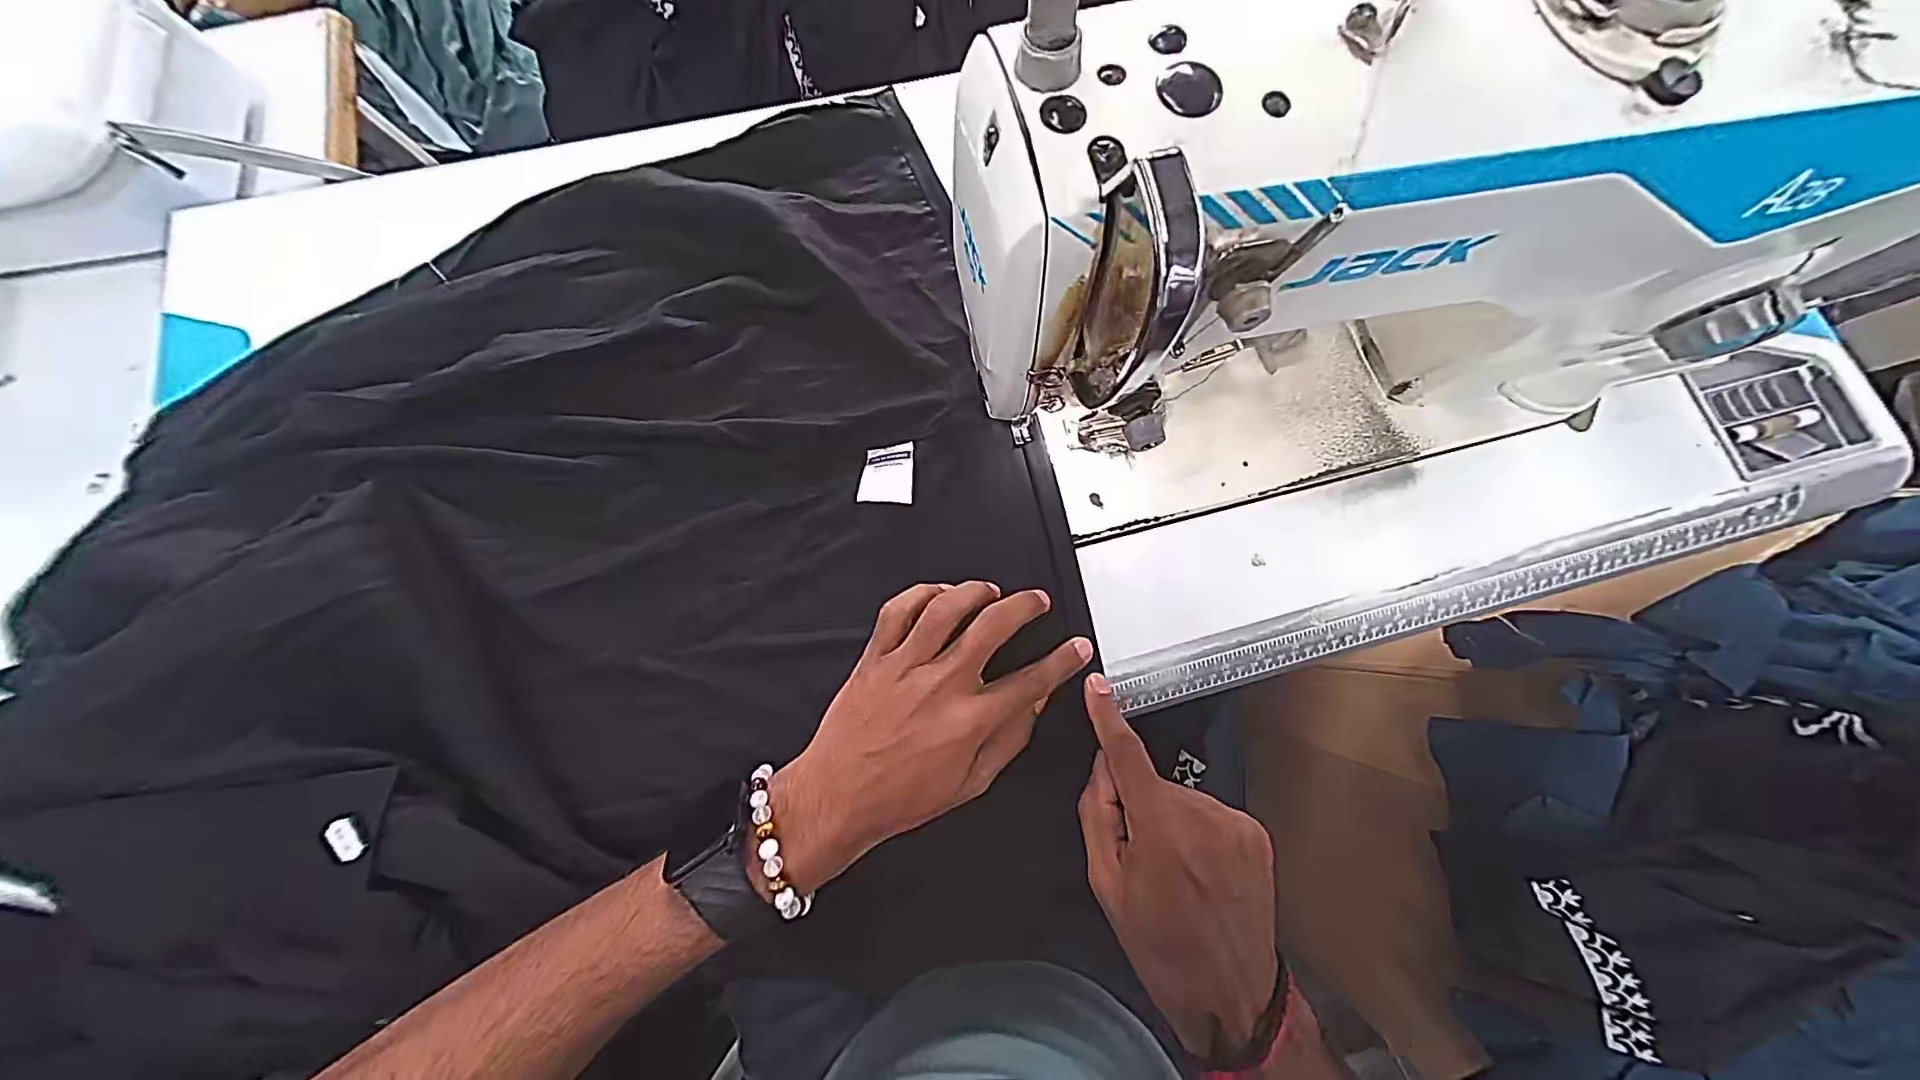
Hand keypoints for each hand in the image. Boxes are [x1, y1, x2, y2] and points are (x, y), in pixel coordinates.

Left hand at [767, 582, 1092, 893]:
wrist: (838, 796)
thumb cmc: (898, 796)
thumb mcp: (970, 783)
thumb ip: (1009, 738)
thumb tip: (1033, 705)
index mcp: (968, 721)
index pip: (1032, 680)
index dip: (1063, 660)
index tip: (1074, 647)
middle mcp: (940, 686)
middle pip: (994, 626)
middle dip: (1026, 606)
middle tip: (1037, 601)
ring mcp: (905, 667)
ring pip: (947, 608)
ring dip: (976, 591)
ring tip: (991, 591)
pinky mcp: (875, 658)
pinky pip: (898, 610)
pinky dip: (921, 594)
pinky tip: (937, 595)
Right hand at [1078, 673, 1280, 1062]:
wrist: (1230, 994)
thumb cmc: (1163, 947)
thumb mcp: (1106, 883)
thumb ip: (1097, 814)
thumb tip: (1103, 769)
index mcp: (1160, 827)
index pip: (1126, 755)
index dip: (1108, 717)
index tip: (1098, 688)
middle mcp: (1203, 815)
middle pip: (1151, 782)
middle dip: (1138, 805)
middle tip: (1140, 855)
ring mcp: (1234, 823)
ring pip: (1180, 797)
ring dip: (1170, 820)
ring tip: (1176, 873)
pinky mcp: (1254, 832)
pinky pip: (1208, 812)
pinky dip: (1196, 831)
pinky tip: (1199, 871)